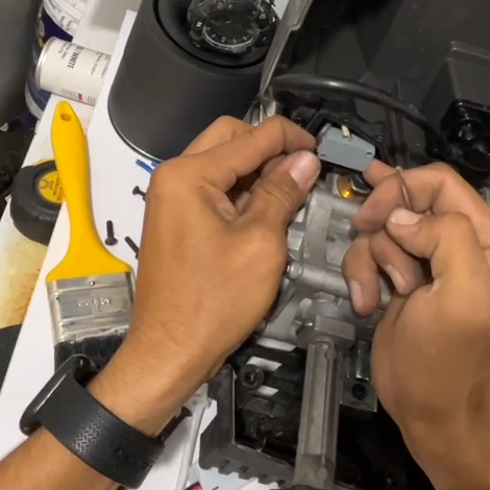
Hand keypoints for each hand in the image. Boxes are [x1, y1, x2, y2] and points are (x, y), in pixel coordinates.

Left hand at [104, 116, 318, 425]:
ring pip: (222, 161)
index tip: (321, 151)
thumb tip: (305, 160)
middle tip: (304, 171)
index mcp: (189, 175)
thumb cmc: (213, 303)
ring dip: (257, 169)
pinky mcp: (176, 217)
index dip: (291, 138)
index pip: (251, 136)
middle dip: (270, 148)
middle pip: (231, 137)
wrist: (168, 353)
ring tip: (291, 192)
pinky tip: (267, 209)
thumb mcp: (261, 244)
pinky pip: (213, 187)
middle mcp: (173, 176)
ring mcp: (171, 197)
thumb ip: (282, 193)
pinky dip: (241, 190)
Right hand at [341, 163, 489, 452]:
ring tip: (378, 294)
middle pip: (405, 199)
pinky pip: (370, 252)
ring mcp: (429, 259)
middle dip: (383, 228)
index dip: (402, 191)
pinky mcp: (401, 277)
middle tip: (377, 262)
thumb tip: (401, 219)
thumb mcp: (465, 296)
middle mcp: (463, 241)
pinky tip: (367, 302)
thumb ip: (446, 238)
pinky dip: (361, 274)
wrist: (432, 414)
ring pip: (383, 226)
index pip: (441, 181)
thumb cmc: (451, 359)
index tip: (374, 219)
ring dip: (370, 258)